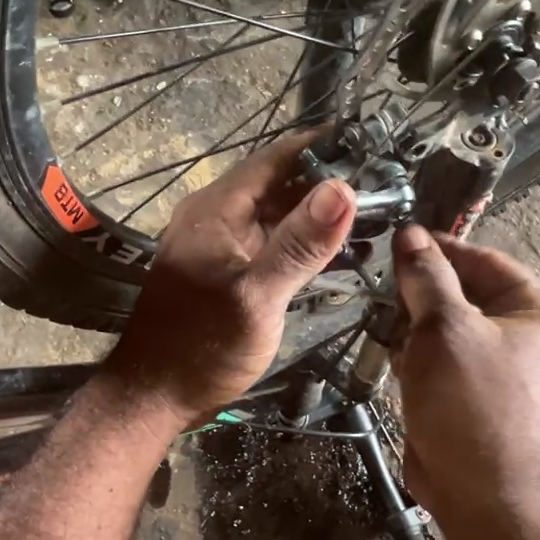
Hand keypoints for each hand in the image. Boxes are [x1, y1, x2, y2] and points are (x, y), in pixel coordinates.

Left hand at [102, 131, 356, 424]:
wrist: (154, 398)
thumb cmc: (201, 348)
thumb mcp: (256, 296)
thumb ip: (299, 245)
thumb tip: (344, 188)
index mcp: (217, 210)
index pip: (274, 158)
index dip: (321, 146)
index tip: (370, 141)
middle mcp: (217, 218)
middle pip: (278, 184)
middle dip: (328, 181)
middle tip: (385, 183)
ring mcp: (222, 246)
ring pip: (278, 215)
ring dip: (320, 214)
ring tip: (375, 215)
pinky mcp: (229, 273)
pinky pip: (272, 245)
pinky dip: (306, 244)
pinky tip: (342, 253)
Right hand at [390, 226, 539, 528]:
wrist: (482, 495)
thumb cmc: (472, 402)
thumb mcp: (446, 328)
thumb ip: (426, 278)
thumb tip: (410, 234)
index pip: (487, 262)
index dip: (441, 248)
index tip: (398, 238)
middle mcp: (531, 338)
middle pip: (467, 294)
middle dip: (422, 290)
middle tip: (380, 280)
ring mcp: (503, 371)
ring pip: (450, 328)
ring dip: (415, 323)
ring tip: (380, 318)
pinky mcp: (475, 398)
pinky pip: (444, 360)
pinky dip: (418, 355)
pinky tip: (391, 355)